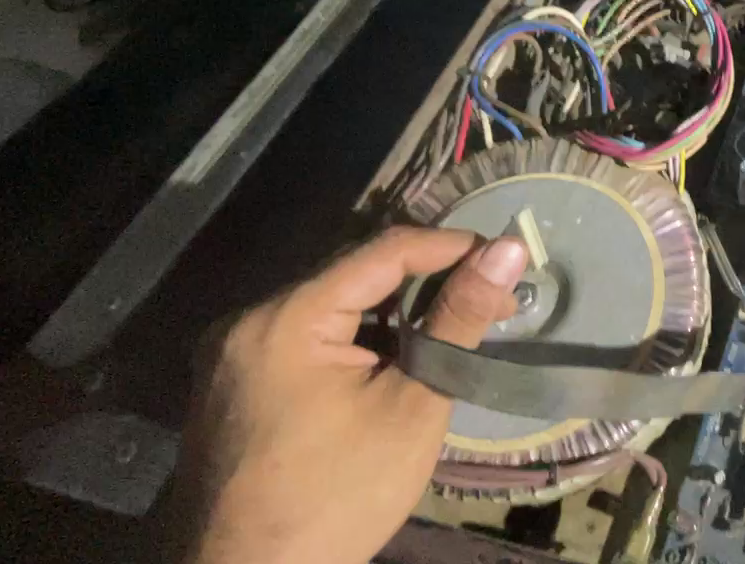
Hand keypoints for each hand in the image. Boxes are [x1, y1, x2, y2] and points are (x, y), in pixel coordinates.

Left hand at [172, 227, 528, 563]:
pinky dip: (369, 331)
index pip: (386, 251)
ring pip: (341, 299)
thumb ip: (458, 316)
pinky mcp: (239, 381)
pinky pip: (317, 330)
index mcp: (286, 319)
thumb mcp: (414, 402)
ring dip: (404, 305)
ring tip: (461, 324)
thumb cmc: (338, 498)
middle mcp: (250, 321)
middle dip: (434, 277)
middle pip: (360, 270)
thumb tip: (508, 249)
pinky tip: (408, 352)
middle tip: (494, 300)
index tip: (508, 262)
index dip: (454, 247)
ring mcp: (236, 352)